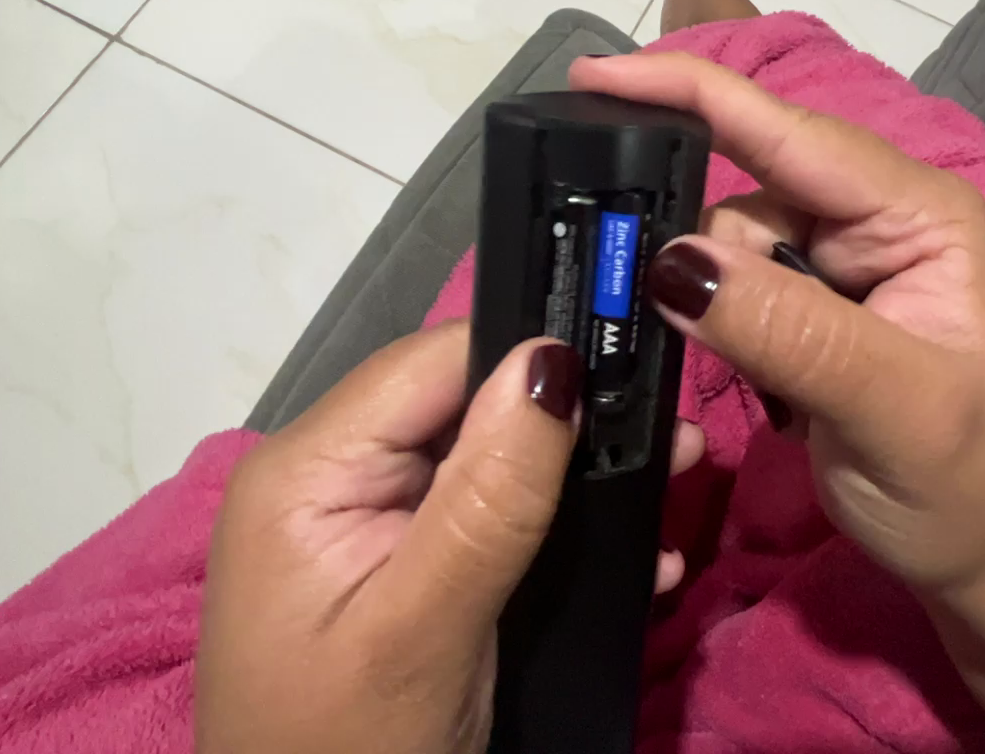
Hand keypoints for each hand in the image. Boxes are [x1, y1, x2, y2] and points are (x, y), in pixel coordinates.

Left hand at [196, 322, 704, 753]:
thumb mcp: (424, 630)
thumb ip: (488, 495)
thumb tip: (552, 359)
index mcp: (310, 468)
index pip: (433, 361)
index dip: (527, 354)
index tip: (623, 370)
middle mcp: (335, 472)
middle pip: (465, 400)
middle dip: (569, 416)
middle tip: (673, 438)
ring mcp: (370, 515)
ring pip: (490, 451)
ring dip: (579, 469)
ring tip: (674, 476)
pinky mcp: (406, 552)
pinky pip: (491, 505)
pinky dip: (559, 518)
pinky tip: (632, 544)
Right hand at [570, 52, 984, 599]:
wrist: (974, 545)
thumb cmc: (964, 480)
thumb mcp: (894, 408)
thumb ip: (789, 330)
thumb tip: (670, 262)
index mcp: (914, 210)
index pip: (791, 130)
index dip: (690, 93)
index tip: (593, 76)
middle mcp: (867, 214)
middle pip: (741, 181)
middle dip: (684, 223)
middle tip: (635, 281)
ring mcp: (829, 257)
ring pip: (719, 237)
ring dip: (698, 291)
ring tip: (749, 373)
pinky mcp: (796, 299)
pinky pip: (720, 280)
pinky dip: (699, 310)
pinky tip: (724, 356)